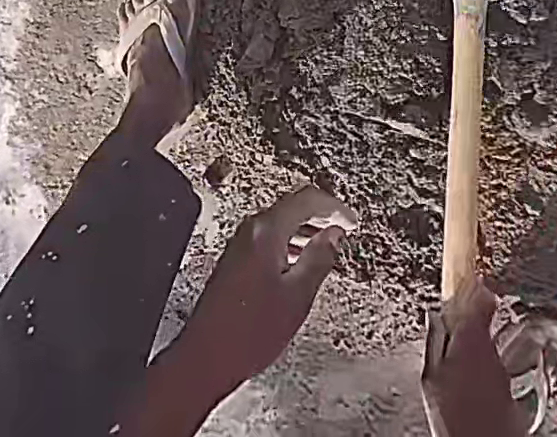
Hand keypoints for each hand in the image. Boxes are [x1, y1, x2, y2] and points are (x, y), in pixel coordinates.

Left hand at [180, 187, 356, 386]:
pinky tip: (302, 260)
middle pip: (292, 205)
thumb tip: (334, 235)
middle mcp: (251, 229)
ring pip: (281, 221)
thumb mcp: (297, 296)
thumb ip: (319, 259)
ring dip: (307, 227)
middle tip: (344, 228)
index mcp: (267, 231)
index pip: (307, 199)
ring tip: (328, 244)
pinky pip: (270, 236)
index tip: (351, 220)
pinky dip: (291, 240)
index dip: (334, 208)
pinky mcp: (237, 257)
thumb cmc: (248, 332)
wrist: (205, 356)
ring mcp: (242, 242)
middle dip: (321, 214)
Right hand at [421, 275, 519, 436]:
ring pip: (489, 347)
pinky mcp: (511, 394)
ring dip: (476, 347)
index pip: (482, 298)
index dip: (475, 287)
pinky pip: (494, 370)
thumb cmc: (453, 418)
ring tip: (458, 363)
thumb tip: (433, 313)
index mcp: (471, 340)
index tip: (468, 281)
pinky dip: (483, 370)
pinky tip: (470, 384)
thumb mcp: (430, 377)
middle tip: (453, 328)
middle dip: (470, 322)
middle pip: (484, 323)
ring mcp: (504, 374)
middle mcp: (492, 352)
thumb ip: (434, 339)